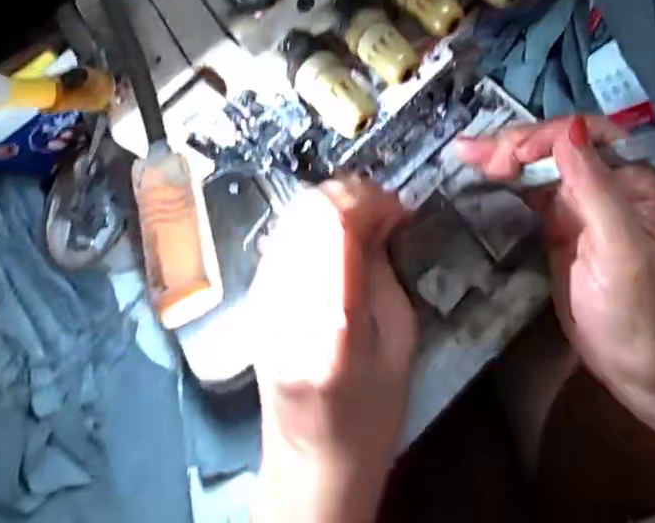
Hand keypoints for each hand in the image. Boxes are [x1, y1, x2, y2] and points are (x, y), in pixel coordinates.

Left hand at [250, 177, 416, 522]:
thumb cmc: (370, 416)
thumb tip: (379, 217)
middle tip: (383, 209)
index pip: (335, 224)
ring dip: (333, 201)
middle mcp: (286, 306)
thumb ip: (384, 270)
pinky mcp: (254, 298)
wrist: (311, 462)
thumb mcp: (400, 342)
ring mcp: (262, 300)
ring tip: (363, 218)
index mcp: (331, 328)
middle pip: (309, 210)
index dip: (371, 199)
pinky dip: (313, 220)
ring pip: (293, 214)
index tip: (397, 208)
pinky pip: (283, 234)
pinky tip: (336, 233)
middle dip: (353, 193)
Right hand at [454, 117, 654, 431]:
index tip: (512, 155)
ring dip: (503, 156)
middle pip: (558, 146)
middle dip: (516, 144)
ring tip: (465, 152)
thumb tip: (568, 128)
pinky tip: (480, 171)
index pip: (587, 137)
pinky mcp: (561, 227)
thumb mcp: (623, 253)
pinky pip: (531, 192)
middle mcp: (609, 184)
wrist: (650, 381)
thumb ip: (595, 188)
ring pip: (539, 165)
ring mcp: (583, 206)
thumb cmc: (646, 318)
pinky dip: (505, 180)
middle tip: (473, 153)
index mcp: (634, 182)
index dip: (547, 136)